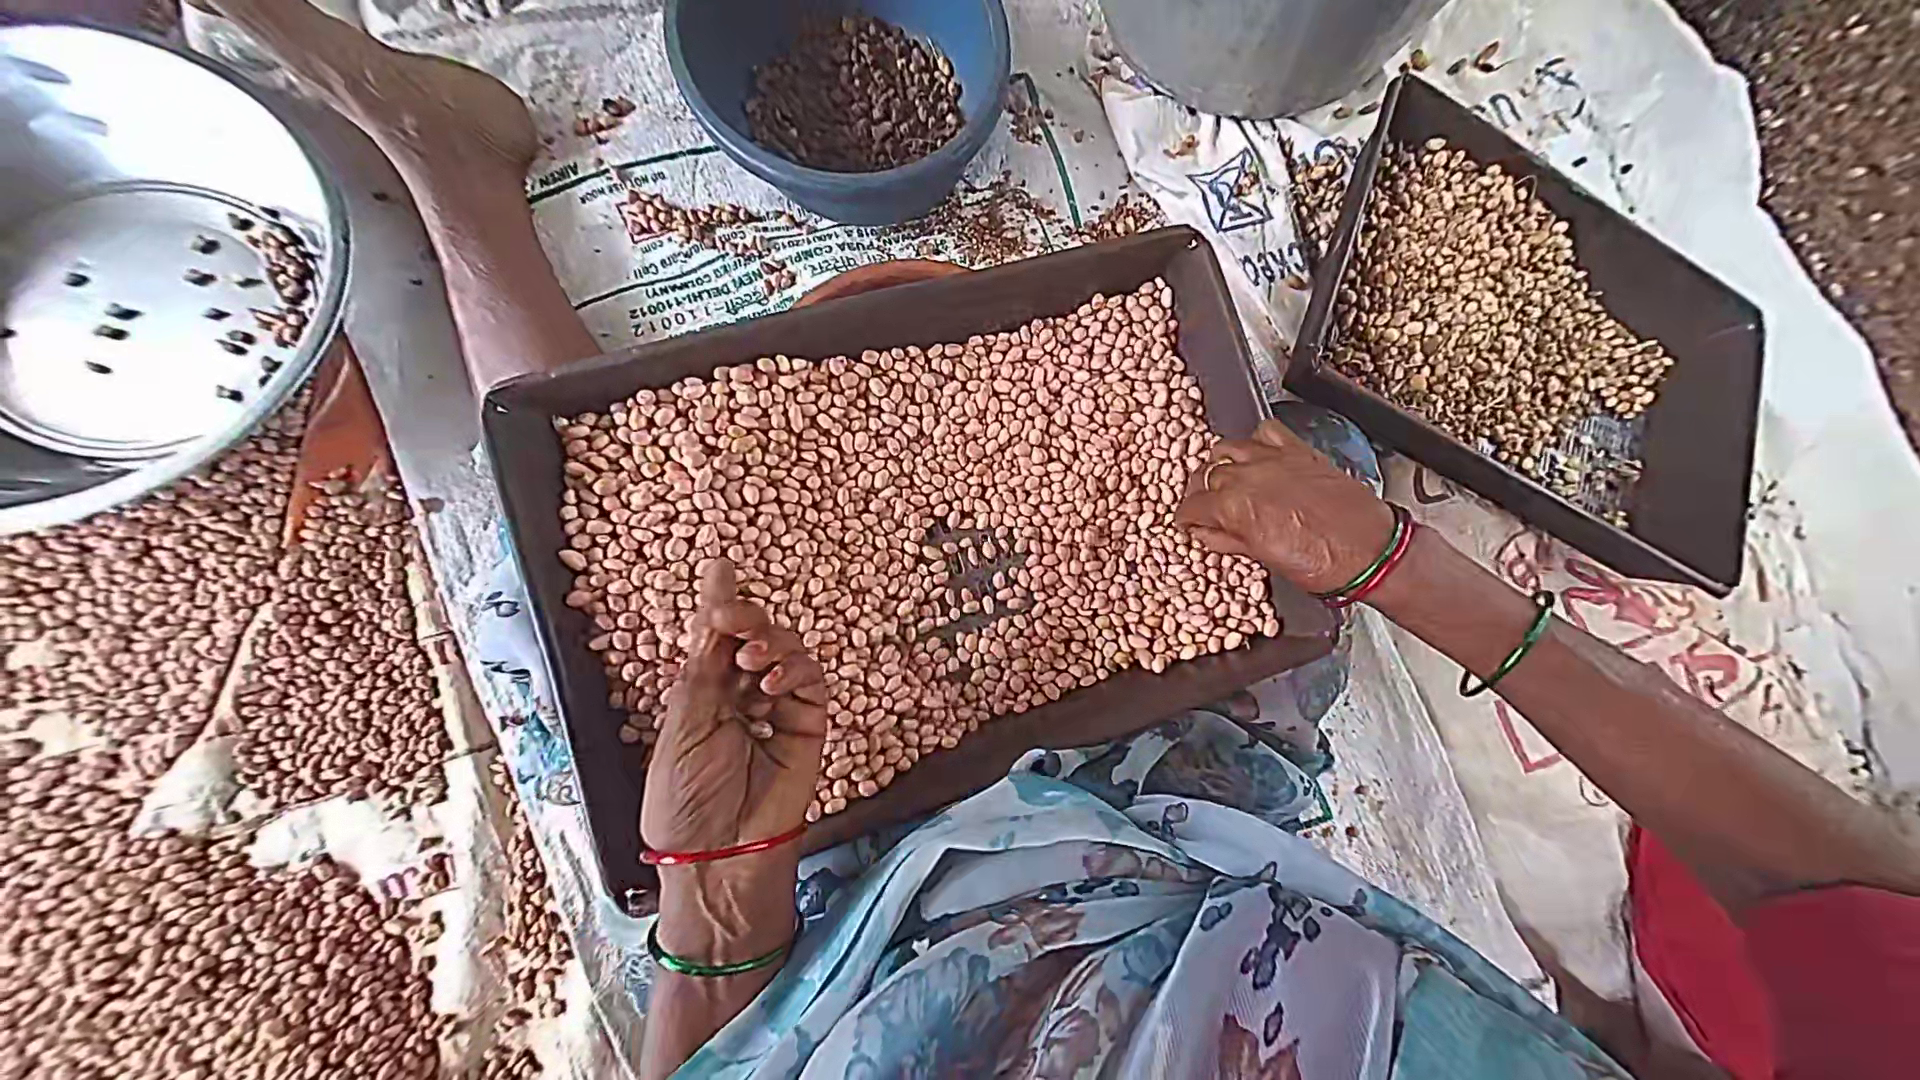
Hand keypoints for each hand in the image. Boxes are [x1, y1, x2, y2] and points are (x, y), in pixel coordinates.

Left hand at [641, 559, 826, 858]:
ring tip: (752, 661)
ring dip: (772, 644)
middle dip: (747, 620)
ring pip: (788, 652)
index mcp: (707, 693)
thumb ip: (707, 663)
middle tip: (734, 618)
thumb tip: (713, 609)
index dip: (722, 603)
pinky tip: (772, 683)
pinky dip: (794, 671)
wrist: (717, 854)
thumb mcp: (683, 722)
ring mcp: (778, 707)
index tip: (722, 567)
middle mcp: (743, 694)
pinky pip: (810, 681)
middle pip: (756, 637)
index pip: (719, 638)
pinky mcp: (807, 723)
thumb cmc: (685, 795)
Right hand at [1174, 419, 1395, 594]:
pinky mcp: (1298, 452)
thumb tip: (1205, 532)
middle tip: (1208, 508)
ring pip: (1226, 449)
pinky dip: (1256, 442)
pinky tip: (1258, 457)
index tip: (1190, 523)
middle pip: (1205, 475)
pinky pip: (1265, 432)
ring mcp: (1273, 460)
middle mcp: (1248, 476)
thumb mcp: (1261, 557)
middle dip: (1202, 493)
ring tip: (1228, 479)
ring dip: (1221, 464)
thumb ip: (1225, 539)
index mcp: (1233, 507)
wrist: (1370, 551)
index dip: (1187, 517)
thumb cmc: (1321, 562)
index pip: (1191, 505)